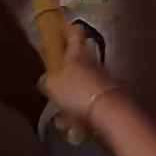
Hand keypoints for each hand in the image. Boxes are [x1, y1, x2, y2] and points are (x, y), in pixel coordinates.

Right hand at [40, 21, 122, 138]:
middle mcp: (92, 62)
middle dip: (73, 63)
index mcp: (77, 53)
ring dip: (76, 92)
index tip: (63, 29)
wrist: (107, 111)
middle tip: (60, 74)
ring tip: (62, 113)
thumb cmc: (76, 89)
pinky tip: (73, 127)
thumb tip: (45, 81)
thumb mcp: (51, 84)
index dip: (69, 30)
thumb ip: (46, 81)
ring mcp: (103, 78)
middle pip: (83, 56)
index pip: (74, 33)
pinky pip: (91, 101)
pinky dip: (82, 111)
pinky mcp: (110, 97)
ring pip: (87, 81)